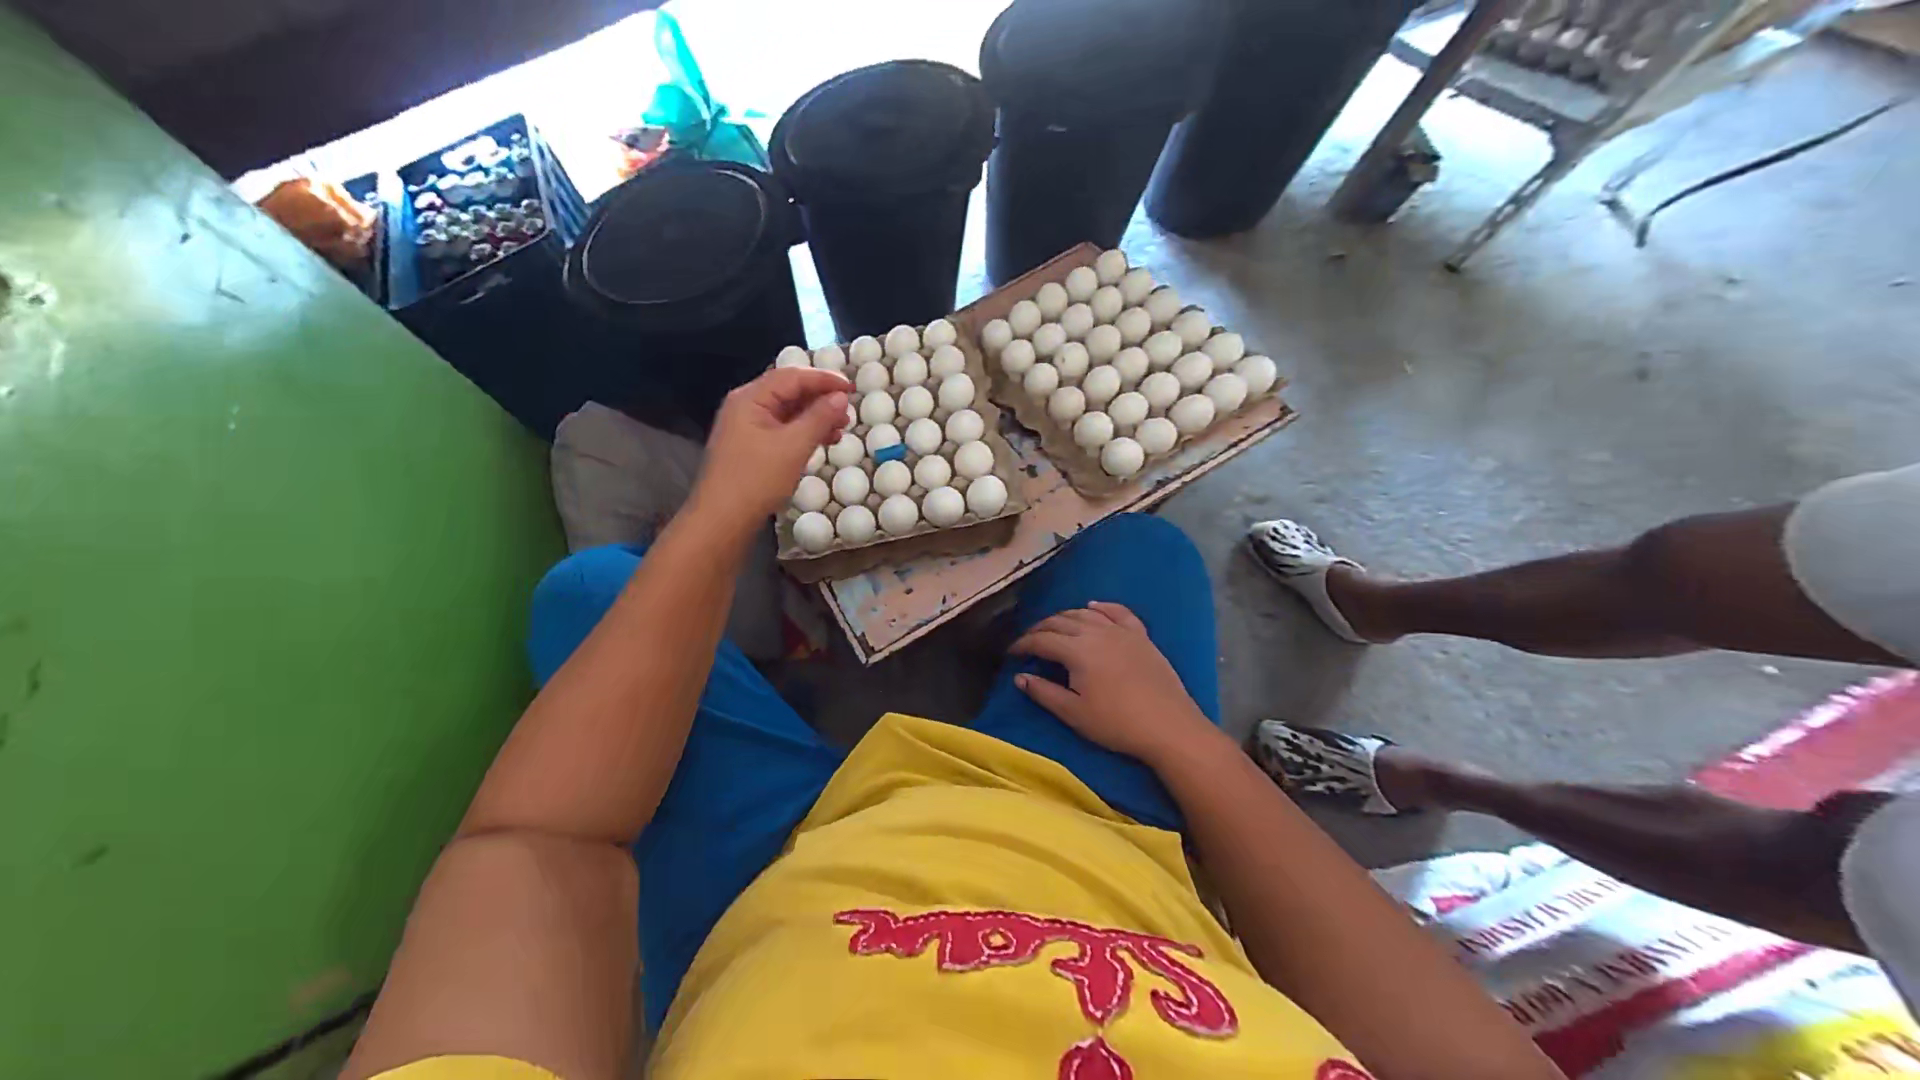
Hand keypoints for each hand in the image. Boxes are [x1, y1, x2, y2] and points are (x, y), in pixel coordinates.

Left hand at [691, 367, 850, 529]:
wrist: (722, 519)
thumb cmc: (757, 479)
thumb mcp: (794, 446)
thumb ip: (819, 417)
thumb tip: (840, 397)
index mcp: (751, 398)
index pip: (792, 376)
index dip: (824, 379)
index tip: (852, 389)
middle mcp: (746, 406)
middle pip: (788, 391)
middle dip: (821, 399)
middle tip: (848, 413)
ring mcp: (746, 427)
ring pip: (787, 412)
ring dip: (815, 417)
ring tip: (840, 430)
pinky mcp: (750, 447)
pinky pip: (782, 430)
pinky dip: (803, 433)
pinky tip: (821, 443)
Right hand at [1011, 602, 1223, 769]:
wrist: (1169, 726)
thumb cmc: (1116, 723)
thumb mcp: (1074, 713)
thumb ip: (1043, 692)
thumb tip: (1019, 677)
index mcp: (1077, 650)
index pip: (1041, 640)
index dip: (1022, 644)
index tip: (1011, 652)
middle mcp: (1096, 632)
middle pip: (1060, 621)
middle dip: (1040, 629)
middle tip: (1028, 641)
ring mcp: (1121, 631)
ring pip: (1086, 613)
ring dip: (1065, 616)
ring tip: (1054, 627)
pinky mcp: (1141, 636)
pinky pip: (1117, 612)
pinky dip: (1101, 607)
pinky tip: (1093, 606)